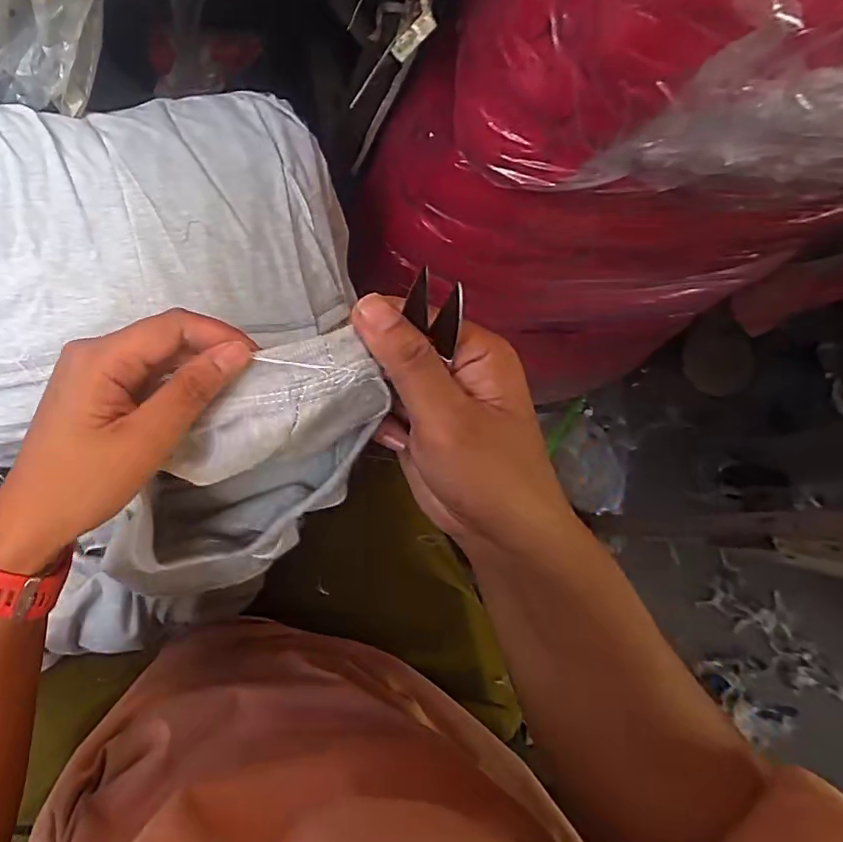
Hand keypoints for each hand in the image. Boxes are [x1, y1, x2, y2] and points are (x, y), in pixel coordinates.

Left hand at [0, 309, 256, 573]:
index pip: (170, 325)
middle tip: (248, 377)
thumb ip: (189, 391)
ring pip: (150, 355)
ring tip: (227, 389)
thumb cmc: (84, 484)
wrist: (29, 519)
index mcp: (99, 355)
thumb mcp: (144, 440)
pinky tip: (190, 401)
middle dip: (206, 350)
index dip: (217, 334)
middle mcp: (91, 351)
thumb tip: (234, 352)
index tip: (256, 359)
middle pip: (159, 336)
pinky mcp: (89, 389)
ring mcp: (87, 370)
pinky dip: (166, 385)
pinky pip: (136, 374)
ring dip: (188, 368)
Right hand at [350, 293, 575, 552]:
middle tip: (347, 381)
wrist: (501, 538)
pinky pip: (385, 402)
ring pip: (385, 373)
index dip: (376, 323)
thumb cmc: (484, 473)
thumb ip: (405, 357)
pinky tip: (391, 438)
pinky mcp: (420, 420)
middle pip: (396, 342)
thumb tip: (366, 303)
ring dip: (370, 391)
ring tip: (369, 411)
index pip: (414, 314)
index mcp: (473, 350)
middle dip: (370, 361)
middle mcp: (455, 364)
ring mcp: (436, 394)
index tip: (342, 343)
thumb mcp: (443, 412)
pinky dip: (378, 416)